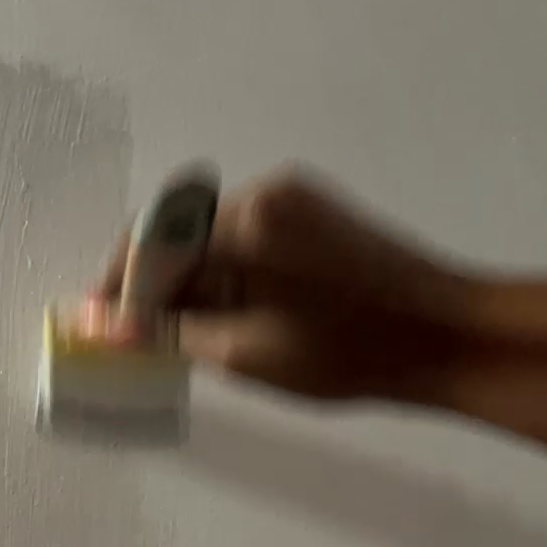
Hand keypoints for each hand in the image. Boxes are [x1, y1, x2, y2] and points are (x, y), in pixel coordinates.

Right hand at [89, 166, 480, 402]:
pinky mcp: (311, 218)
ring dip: (185, 290)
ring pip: (208, 243)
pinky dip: (219, 282)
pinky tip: (215, 322)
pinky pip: (241, 246)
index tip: (95, 325)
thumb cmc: (347, 352)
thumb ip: (165, 333)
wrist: (451, 340)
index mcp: (251, 219)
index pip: (155, 241)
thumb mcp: (243, 352)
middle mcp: (268, 193)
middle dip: (151, 290)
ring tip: (172, 342)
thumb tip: (102, 326)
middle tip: (131, 341)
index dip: (118, 286)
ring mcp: (293, 202)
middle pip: (179, 237)